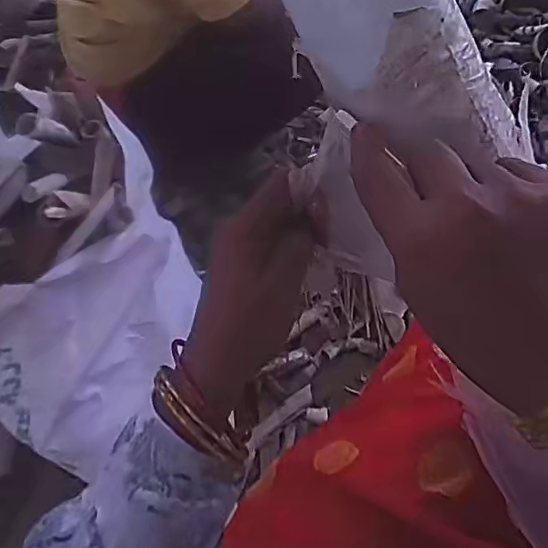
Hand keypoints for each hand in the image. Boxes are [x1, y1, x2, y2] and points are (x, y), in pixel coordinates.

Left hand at [178, 168, 314, 418]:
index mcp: (244, 224)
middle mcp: (236, 225)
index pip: (280, 182)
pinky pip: (267, 238)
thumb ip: (301, 237)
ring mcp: (235, 243)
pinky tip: (306, 261)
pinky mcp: (238, 261)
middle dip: (307, 209)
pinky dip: (287, 243)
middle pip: (277, 199)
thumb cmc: (252, 323)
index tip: (332, 213)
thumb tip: (315, 207)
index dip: (309, 188)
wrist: (216, 365)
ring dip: (300, 228)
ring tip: (324, 248)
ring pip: (274, 220)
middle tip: (332, 236)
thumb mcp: (285, 280)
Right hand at [347, 122, 547, 419]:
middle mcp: (465, 205)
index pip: (378, 171)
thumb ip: (402, 234)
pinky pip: (514, 171)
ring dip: (468, 179)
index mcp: (422, 239)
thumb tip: (396, 189)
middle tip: (429, 183)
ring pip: (473, 159)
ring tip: (483, 213)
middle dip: (421, 163)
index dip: (368, 147)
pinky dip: (507, 187)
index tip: (366, 133)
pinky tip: (517, 219)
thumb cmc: (481, 338)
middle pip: (426, 150)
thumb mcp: (418, 291)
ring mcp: (516, 194)